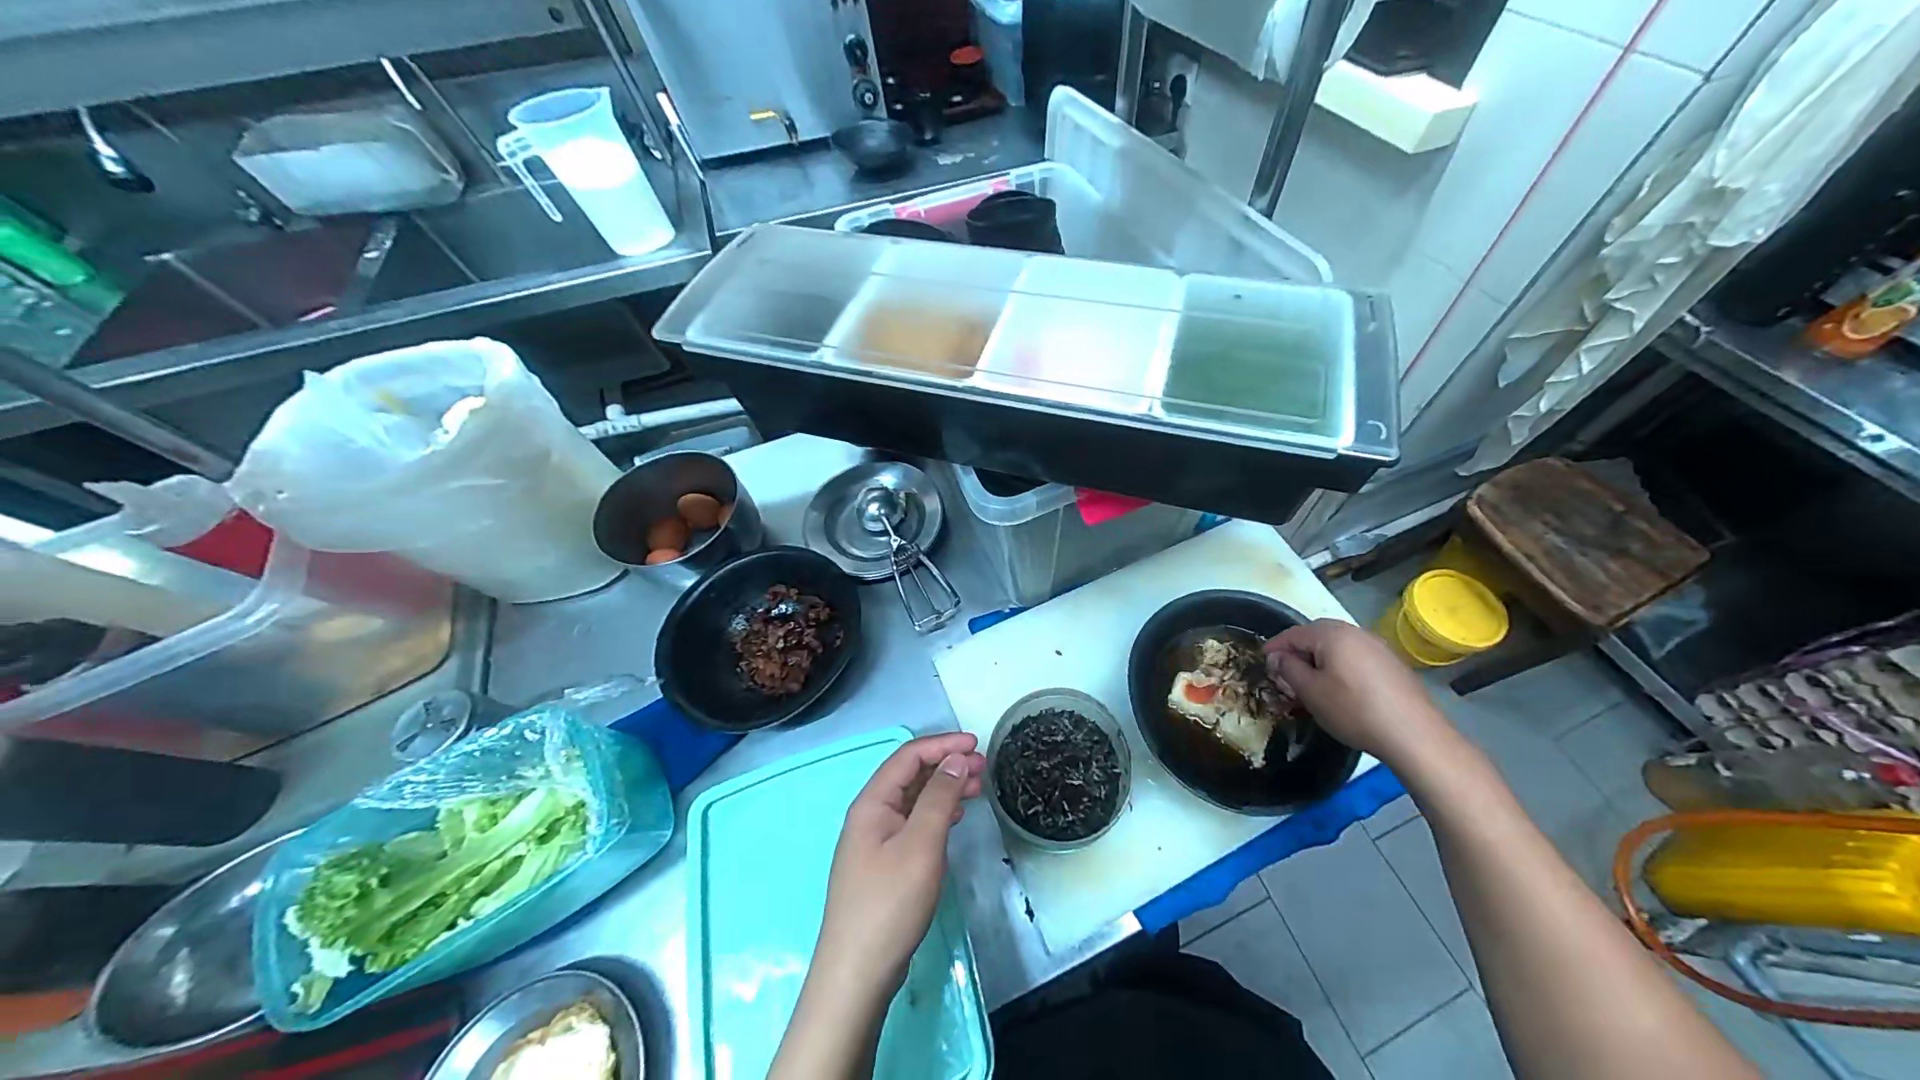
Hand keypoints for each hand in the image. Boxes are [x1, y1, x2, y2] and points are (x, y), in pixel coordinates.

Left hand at [814, 733, 985, 1003]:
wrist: (858, 972)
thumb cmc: (890, 902)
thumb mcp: (921, 845)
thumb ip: (939, 798)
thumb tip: (955, 759)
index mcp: (872, 803)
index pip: (907, 757)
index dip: (941, 744)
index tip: (976, 743)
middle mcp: (870, 816)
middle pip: (909, 776)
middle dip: (946, 765)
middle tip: (984, 767)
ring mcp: (875, 842)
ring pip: (913, 800)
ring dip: (944, 789)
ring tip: (977, 788)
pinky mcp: (884, 865)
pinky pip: (913, 824)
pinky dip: (937, 814)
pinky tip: (955, 819)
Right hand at [1263, 619, 1453, 766]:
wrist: (1414, 735)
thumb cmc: (1354, 710)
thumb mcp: (1310, 692)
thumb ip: (1288, 669)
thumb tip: (1277, 657)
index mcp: (1332, 634)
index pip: (1293, 633)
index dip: (1275, 647)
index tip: (1262, 662)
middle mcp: (1356, 632)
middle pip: (1317, 634)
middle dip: (1298, 650)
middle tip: (1285, 671)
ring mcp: (1378, 646)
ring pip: (1338, 645)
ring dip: (1320, 657)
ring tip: (1311, 681)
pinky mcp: (1393, 663)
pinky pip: (1356, 655)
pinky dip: (1341, 665)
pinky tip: (1341, 687)